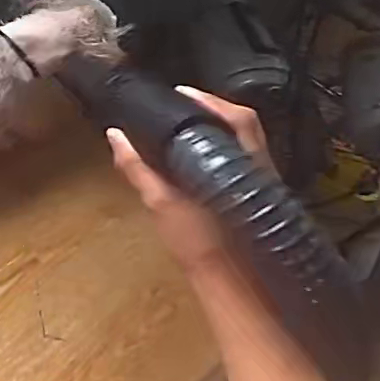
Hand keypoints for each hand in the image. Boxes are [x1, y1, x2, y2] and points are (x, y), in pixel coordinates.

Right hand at [106, 86, 275, 272]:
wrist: (237, 288)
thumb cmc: (201, 243)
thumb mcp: (161, 203)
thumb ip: (138, 167)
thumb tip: (115, 136)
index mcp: (239, 162)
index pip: (235, 116)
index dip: (209, 100)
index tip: (181, 92)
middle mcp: (258, 166)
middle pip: (245, 124)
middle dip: (215, 110)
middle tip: (184, 106)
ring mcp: (264, 184)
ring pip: (247, 142)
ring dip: (221, 130)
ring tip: (189, 127)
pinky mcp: (262, 200)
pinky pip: (245, 161)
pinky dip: (225, 151)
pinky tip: (202, 158)